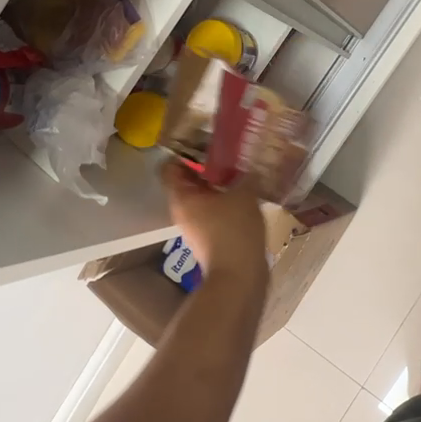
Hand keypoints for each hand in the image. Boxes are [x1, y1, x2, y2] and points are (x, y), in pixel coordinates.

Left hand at [162, 161, 267, 288]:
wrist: (239, 278)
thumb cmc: (234, 230)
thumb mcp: (243, 194)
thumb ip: (245, 175)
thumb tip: (249, 164)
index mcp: (182, 197)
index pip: (170, 167)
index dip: (185, 153)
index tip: (206, 143)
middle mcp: (184, 212)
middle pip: (189, 182)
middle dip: (209, 168)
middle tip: (231, 154)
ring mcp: (197, 228)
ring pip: (205, 198)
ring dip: (221, 186)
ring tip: (244, 173)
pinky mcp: (212, 239)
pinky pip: (217, 213)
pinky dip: (228, 203)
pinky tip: (249, 197)